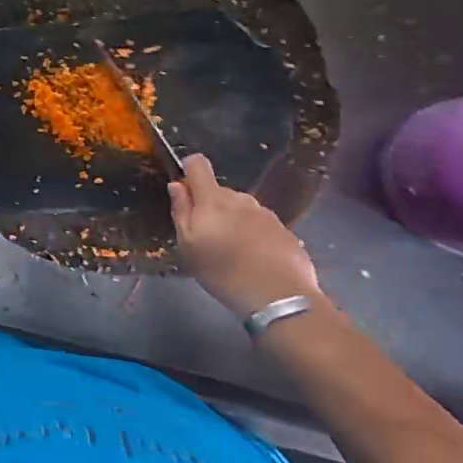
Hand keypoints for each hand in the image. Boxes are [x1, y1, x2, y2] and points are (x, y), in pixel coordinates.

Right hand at [169, 153, 319, 316]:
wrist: (279, 297)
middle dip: (210, 205)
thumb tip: (176, 186)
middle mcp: (242, 199)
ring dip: (232, 220)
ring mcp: (267, 215)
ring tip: (231, 249)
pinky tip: (253, 258)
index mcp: (213, 199)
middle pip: (220, 191)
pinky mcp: (286, 232)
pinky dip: (252, 234)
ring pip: (241, 208)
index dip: (189, 169)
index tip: (185, 188)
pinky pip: (261, 224)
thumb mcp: (188, 245)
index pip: (198, 165)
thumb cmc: (222, 270)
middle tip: (206, 234)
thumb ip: (181, 211)